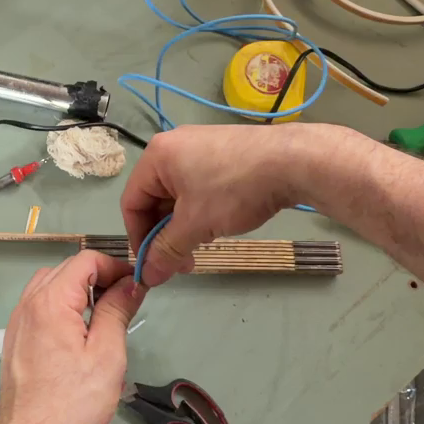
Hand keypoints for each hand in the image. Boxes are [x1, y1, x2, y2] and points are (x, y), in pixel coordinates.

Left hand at [0, 250, 142, 423]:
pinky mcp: (14, 340)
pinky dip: (61, 305)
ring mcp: (17, 322)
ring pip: (50, 285)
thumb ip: (117, 311)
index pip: (85, 261)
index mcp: (51, 301)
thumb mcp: (107, 354)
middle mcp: (28, 304)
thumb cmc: (73, 402)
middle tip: (125, 299)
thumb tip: (131, 284)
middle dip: (98, 276)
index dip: (114, 266)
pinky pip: (39, 306)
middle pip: (66, 269)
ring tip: (103, 313)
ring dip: (78, 289)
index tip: (135, 285)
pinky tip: (78, 331)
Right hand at [120, 123, 363, 286]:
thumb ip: (166, 251)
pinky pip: (199, 186)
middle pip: (154, 199)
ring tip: (202, 246)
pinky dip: (201, 210)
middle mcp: (173, 146)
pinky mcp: (224, 153)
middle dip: (165, 235)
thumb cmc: (234, 189)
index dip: (138, 238)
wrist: (292, 161)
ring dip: (184, 226)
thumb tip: (147, 277)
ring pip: (179, 196)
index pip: (131, 202)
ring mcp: (200, 146)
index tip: (153, 265)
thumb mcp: (195, 224)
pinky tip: (218, 225)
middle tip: (182, 263)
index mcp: (157, 156)